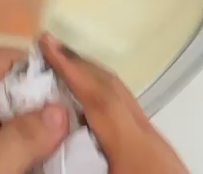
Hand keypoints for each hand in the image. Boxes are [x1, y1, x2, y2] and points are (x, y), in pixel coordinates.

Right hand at [40, 34, 189, 173]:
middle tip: (47, 48)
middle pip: (113, 89)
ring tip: (62, 72)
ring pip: (123, 100)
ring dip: (91, 81)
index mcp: (136, 149)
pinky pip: (127, 114)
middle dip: (80, 64)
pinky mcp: (160, 157)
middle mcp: (150, 139)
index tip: (44, 41)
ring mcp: (159, 147)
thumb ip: (72, 165)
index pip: (99, 97)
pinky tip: (87, 113)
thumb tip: (41, 153)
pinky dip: (103, 100)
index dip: (70, 67)